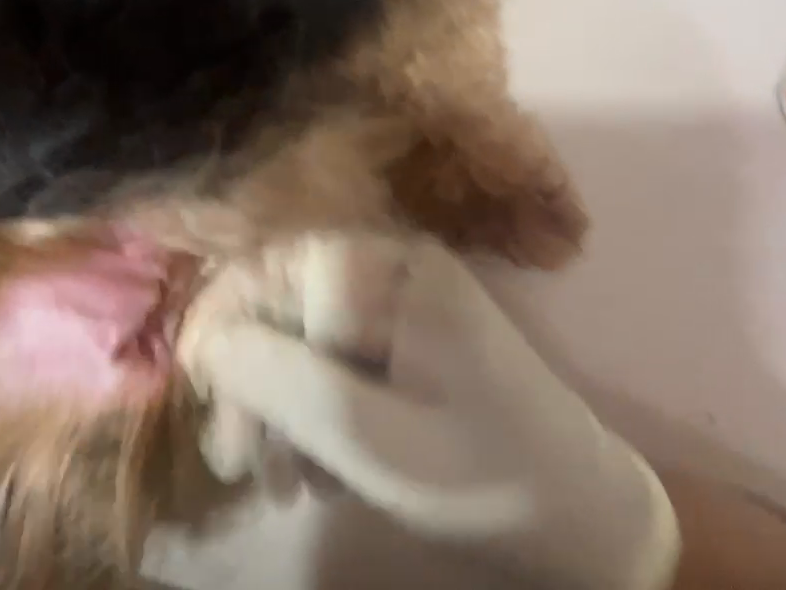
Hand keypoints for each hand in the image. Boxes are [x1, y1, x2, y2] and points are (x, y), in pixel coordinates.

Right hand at [179, 236, 677, 589]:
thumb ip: (281, 381)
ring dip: (266, 407)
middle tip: (238, 466)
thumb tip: (205, 340)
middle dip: (245, 385)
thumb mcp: (373, 439)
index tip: (219, 420)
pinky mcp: (381, 334)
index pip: (263, 274)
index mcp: (384, 266)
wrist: (581, 522)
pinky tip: (309, 466)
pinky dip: (298, 411)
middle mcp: (375, 263)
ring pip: (280, 332)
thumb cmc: (485, 478)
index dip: (227, 340)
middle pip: (267, 302)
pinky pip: (309, 355)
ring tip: (278, 482)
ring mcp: (379, 298)